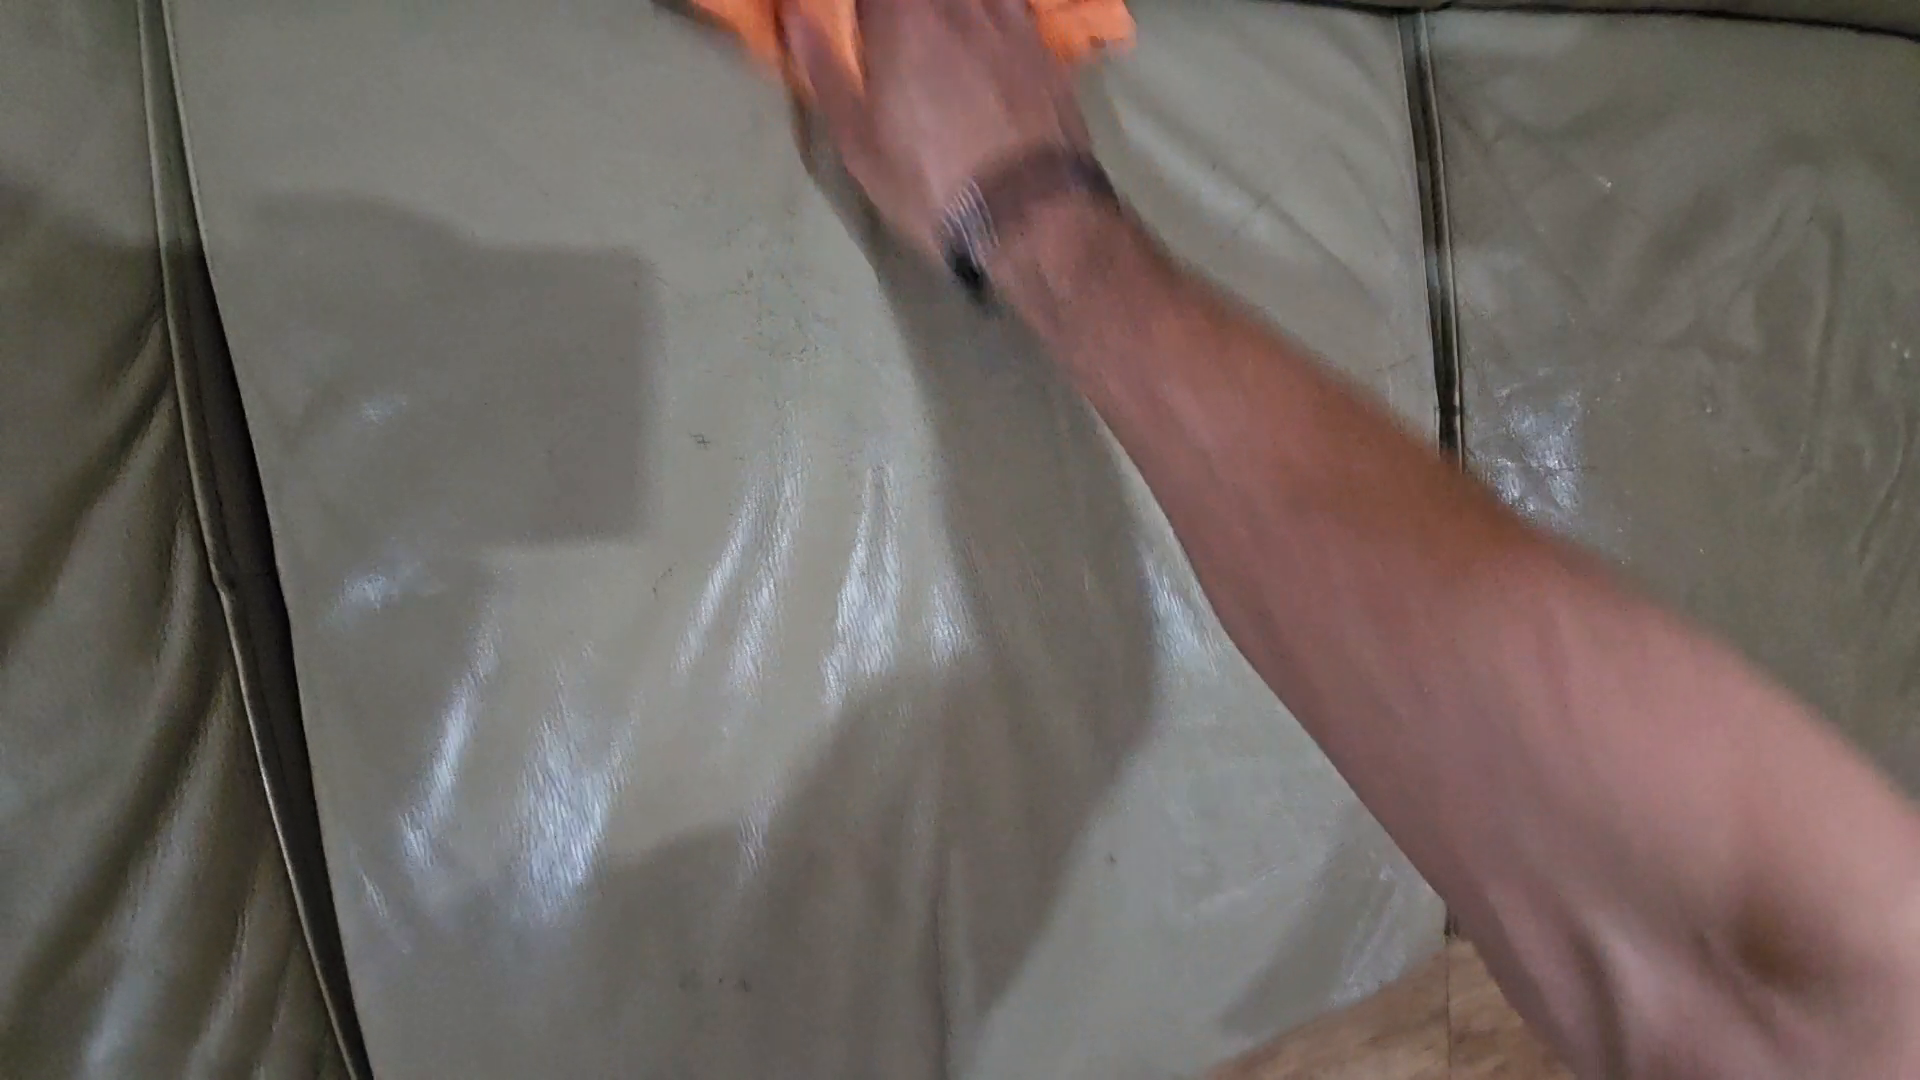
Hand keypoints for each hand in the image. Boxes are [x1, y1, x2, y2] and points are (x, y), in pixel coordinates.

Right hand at [783, 0, 1091, 256]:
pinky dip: (993, 17)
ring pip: (974, 0)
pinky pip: (1011, 8)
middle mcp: (955, 1)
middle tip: (896, 47)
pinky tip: (986, 43)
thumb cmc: (932, 186)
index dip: (863, 14)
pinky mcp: (1043, 45)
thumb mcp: (862, 149)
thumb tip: (796, 19)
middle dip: (905, 16)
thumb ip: (827, 75)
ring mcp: (1006, 16)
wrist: (1030, 212)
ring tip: (941, 46)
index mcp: (901, 15)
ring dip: (952, 17)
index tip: (861, 31)